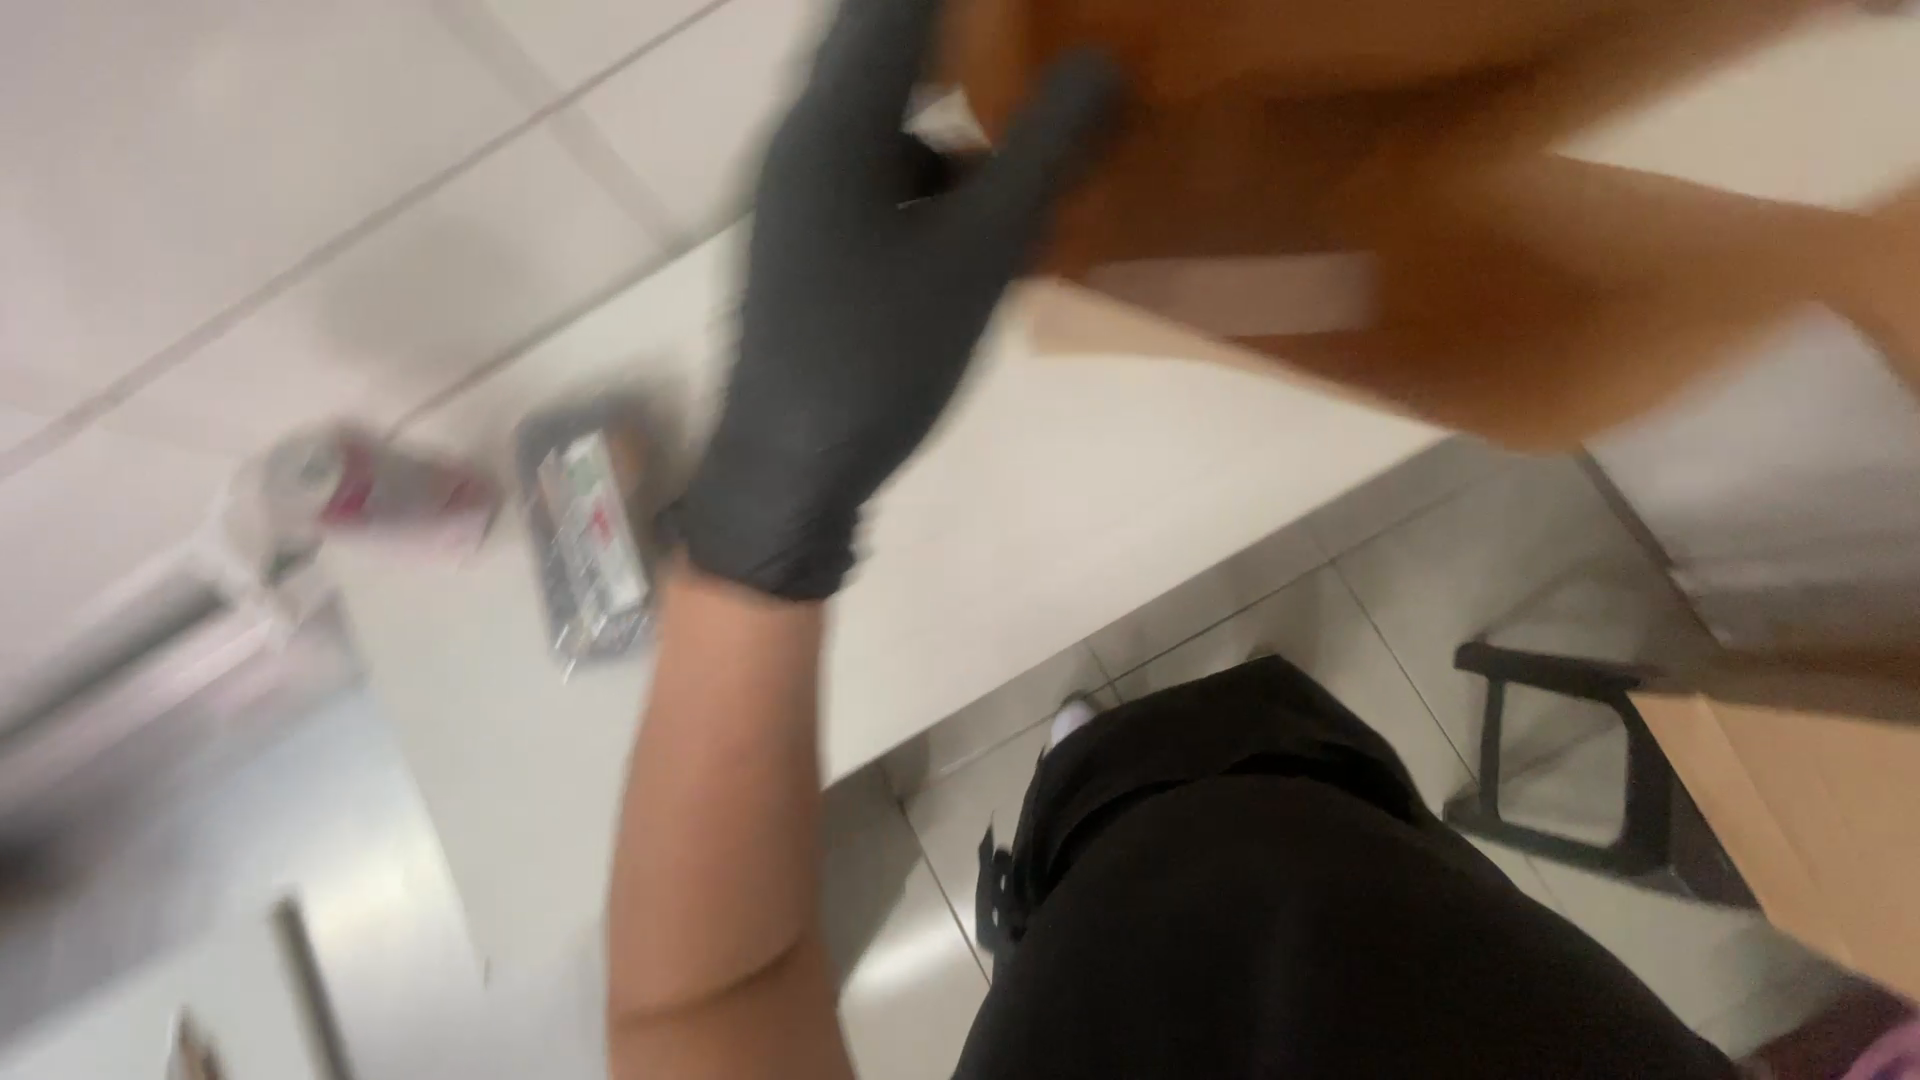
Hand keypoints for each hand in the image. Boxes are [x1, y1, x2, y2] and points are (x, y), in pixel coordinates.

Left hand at [678, 0, 1120, 600]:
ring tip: (1011, 174)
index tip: (1031, 18)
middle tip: (1027, 68)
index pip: (901, 4)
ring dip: (944, 131)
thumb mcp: (978, 257)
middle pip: (883, 54)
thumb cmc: (880, 361)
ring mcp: (788, 201)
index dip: (970, 2)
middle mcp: (797, 142)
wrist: (788, 470)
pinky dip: (920, 190)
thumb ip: (1043, 153)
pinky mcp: (796, 250)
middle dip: (960, 52)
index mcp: (834, 122)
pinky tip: (959, 244)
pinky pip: (864, 187)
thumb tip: (1101, 66)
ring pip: (877, 128)